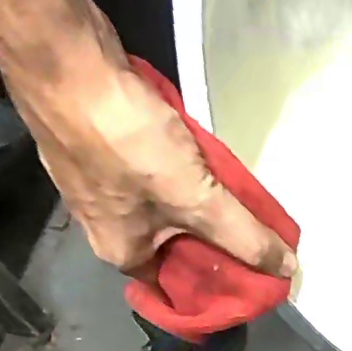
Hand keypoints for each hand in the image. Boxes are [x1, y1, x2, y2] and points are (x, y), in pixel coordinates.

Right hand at [2, 4, 295, 278]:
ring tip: (238, 205)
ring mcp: (99, 187)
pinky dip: (180, 178)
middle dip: (214, 247)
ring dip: (200, 210)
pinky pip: (153, 177)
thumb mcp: (199, 201)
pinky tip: (205, 166)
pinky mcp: (101, 148)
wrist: (64, 58)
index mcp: (124, 256)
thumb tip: (287, 268)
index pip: (179, 291)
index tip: (251, 283)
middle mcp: (107, 229)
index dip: (217, 290)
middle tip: (253, 241)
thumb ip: (245, 238)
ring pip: (165, 212)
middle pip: (175, 251)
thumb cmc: (126, 142)